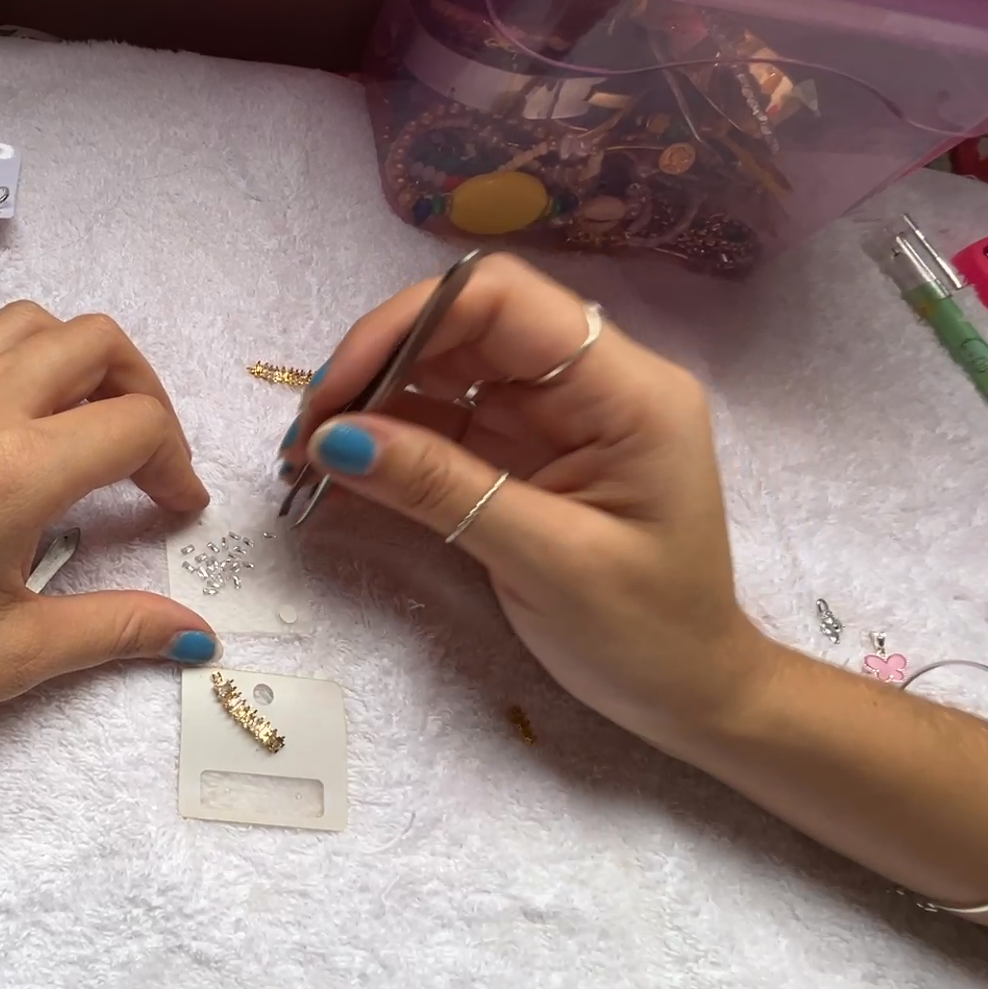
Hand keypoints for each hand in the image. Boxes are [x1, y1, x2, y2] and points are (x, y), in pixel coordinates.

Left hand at [0, 301, 217, 765]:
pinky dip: (4, 355)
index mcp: (12, 470)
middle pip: (94, 342)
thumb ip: (116, 628)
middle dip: (142, 392)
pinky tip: (0, 412)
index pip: (135, 426)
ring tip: (79, 428)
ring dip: (75, 362)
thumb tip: (198, 634)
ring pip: (25, 323)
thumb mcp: (11, 655)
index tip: (176, 511)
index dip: (175, 466)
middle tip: (144, 459)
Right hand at [281, 254, 772, 744]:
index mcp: (621, 390)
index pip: (500, 302)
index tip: (335, 392)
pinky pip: (432, 420)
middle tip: (305, 432)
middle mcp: (579, 382)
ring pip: (435, 370)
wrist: (681, 686)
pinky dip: (377, 437)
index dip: (404, 325)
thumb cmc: (643, 631)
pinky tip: (338, 463)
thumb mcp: (543, 558)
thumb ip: (439, 488)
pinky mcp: (508, 448)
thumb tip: (334, 439)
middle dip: (370, 366)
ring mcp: (540, 414)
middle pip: (457, 328)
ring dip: (363, 402)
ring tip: (306, 452)